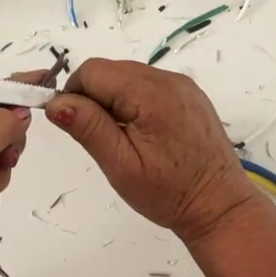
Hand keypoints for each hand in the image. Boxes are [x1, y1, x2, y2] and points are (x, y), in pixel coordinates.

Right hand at [44, 58, 258, 242]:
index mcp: (150, 94)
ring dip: (113, 101)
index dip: (75, 94)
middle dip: (94, 97)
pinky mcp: (189, 96)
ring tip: (122, 139)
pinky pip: (148, 86)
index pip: (93, 71)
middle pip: (110, 70)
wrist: (219, 206)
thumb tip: (55, 102)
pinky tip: (142, 134)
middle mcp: (168, 80)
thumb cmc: (168, 193)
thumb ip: (88, 128)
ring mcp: (182, 86)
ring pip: (128, 77)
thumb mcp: (121, 165)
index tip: (77, 127)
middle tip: (101, 139)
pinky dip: (134, 103)